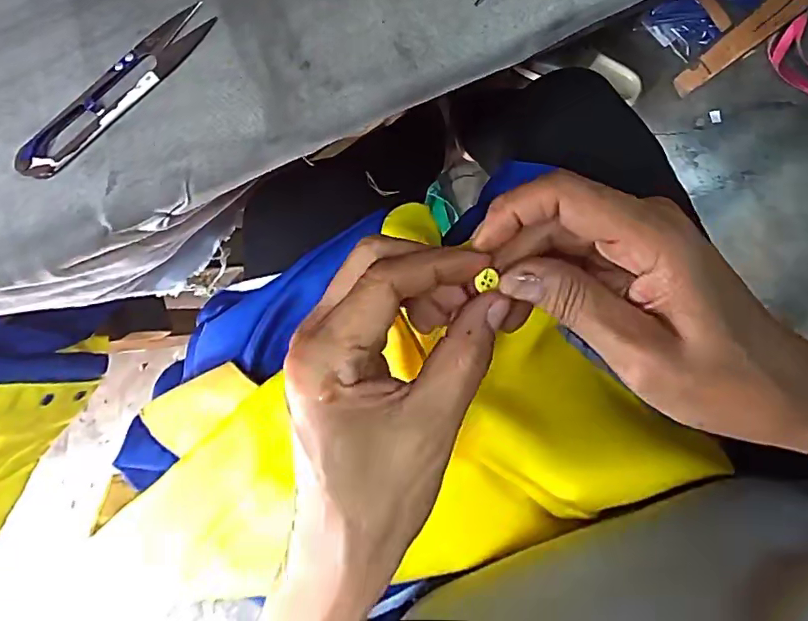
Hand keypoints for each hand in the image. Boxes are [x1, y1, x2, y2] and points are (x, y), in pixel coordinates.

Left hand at [279, 240, 511, 618]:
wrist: (343, 548)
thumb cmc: (381, 495)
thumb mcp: (434, 420)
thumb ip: (467, 349)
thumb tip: (497, 296)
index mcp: (324, 353)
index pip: (385, 277)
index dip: (442, 264)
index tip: (485, 268)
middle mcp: (311, 335)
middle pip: (371, 259)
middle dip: (428, 263)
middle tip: (471, 286)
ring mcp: (318, 340)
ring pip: (372, 273)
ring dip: (421, 279)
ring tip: (456, 310)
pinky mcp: (332, 349)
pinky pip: (373, 298)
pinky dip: (410, 296)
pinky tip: (436, 320)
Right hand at [470, 170, 807, 453]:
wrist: (783, 388)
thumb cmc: (723, 382)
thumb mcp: (642, 355)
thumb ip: (576, 304)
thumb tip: (512, 272)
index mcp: (650, 233)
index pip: (564, 192)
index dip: (511, 212)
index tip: (475, 255)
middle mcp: (645, 219)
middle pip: (561, 209)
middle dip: (512, 243)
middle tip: (476, 292)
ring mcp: (645, 236)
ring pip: (568, 229)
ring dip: (528, 260)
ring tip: (495, 306)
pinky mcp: (643, 255)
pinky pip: (587, 251)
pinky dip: (553, 273)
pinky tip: (528, 306)